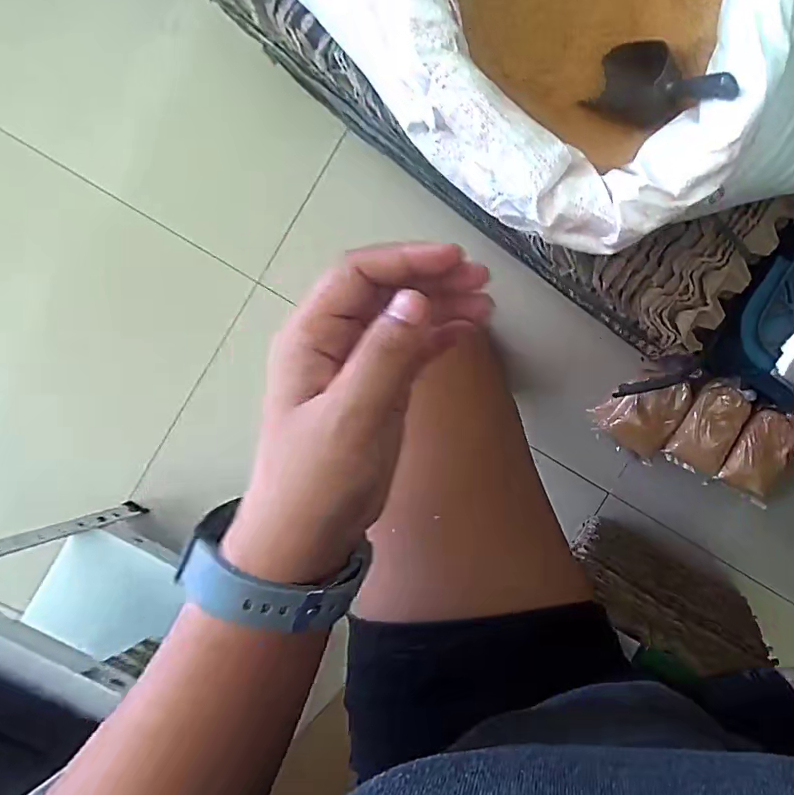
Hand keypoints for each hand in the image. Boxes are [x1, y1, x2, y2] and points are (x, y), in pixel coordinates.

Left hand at [221, 242, 493, 583]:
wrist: (308, 534)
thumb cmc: (318, 477)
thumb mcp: (351, 415)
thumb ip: (384, 355)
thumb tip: (417, 300)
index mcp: (312, 337)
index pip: (357, 276)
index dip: (406, 260)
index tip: (454, 260)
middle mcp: (334, 342)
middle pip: (384, 290)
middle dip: (431, 277)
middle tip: (480, 277)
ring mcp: (359, 365)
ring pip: (402, 316)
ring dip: (442, 303)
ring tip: (485, 300)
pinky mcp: (380, 388)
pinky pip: (412, 347)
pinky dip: (441, 334)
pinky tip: (469, 329)